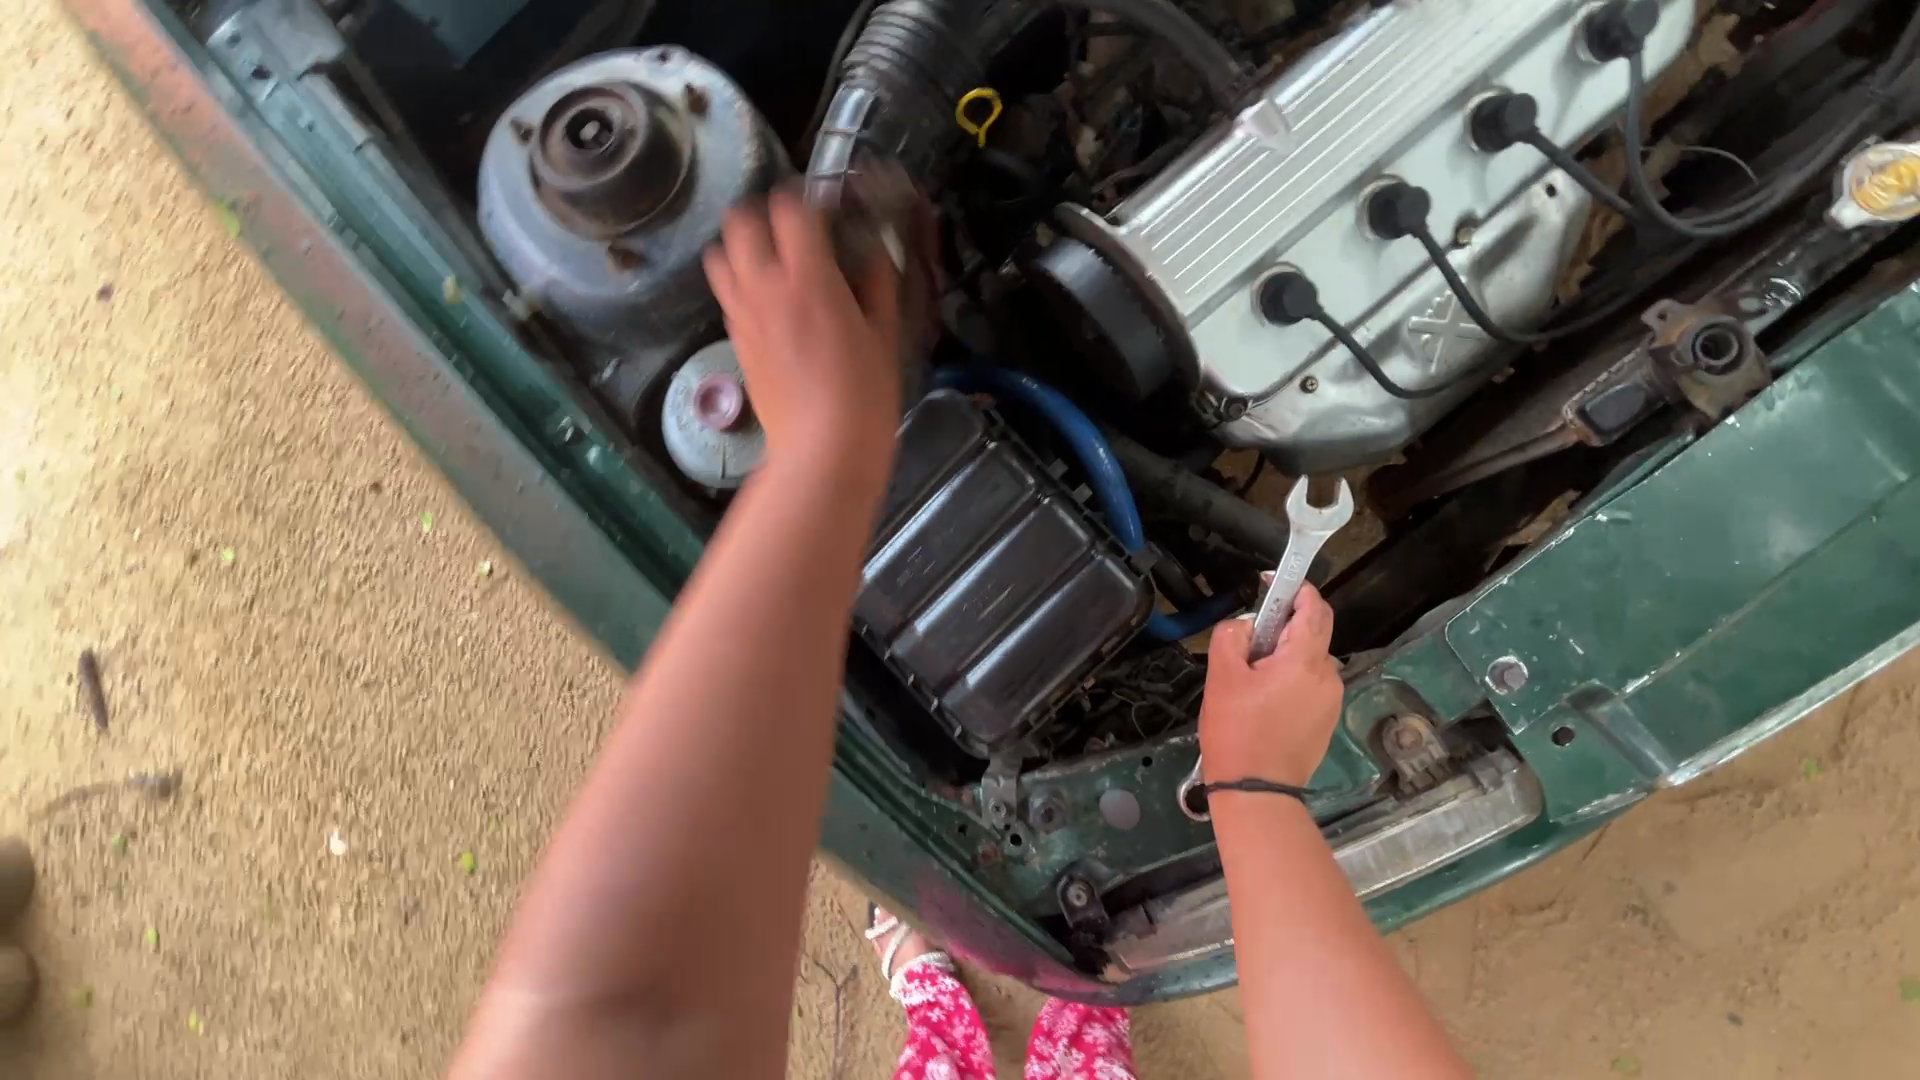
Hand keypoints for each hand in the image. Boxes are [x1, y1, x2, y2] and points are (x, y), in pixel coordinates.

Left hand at [703, 191, 902, 479]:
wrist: (822, 452)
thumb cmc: (864, 397)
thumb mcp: (884, 336)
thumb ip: (877, 283)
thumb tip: (873, 252)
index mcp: (808, 279)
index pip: (791, 207)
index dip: (809, 198)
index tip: (830, 210)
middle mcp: (765, 287)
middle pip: (741, 219)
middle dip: (766, 214)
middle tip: (796, 231)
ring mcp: (744, 314)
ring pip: (721, 253)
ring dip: (743, 246)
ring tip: (773, 262)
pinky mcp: (735, 340)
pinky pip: (726, 293)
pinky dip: (741, 283)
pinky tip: (769, 303)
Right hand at [1199, 584, 1343, 788]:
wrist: (1256, 789)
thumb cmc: (1237, 729)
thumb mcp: (1222, 675)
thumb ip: (1233, 635)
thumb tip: (1249, 626)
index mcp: (1305, 660)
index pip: (1314, 607)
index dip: (1295, 587)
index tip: (1271, 582)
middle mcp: (1328, 675)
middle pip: (1312, 633)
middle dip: (1282, 626)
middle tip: (1248, 641)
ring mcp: (1331, 700)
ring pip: (1308, 660)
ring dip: (1283, 655)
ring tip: (1249, 677)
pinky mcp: (1325, 719)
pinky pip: (1309, 684)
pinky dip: (1288, 678)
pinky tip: (1261, 700)